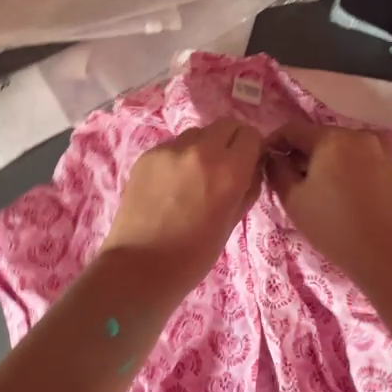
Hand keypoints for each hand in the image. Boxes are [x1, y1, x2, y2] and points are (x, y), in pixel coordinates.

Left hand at [101, 117, 264, 291]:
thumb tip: (252, 167)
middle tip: (223, 167)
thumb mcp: (232, 222)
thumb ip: (246, 188)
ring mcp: (171, 149)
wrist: (140, 266)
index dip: (251, 148)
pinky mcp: (148, 154)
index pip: (251, 135)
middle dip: (230, 141)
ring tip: (193, 177)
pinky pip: (173, 146)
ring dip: (203, 147)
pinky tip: (170, 184)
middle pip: (226, 125)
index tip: (246, 163)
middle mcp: (202, 150)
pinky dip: (178, 158)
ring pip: (198, 133)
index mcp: (229, 170)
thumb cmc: (194, 255)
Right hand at [265, 122, 391, 288]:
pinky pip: (358, 156)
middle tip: (288, 179)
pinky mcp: (390, 163)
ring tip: (315, 187)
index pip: (293, 129)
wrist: (386, 255)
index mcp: (331, 138)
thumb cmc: (334, 227)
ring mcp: (377, 148)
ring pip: (339, 146)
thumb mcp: (293, 199)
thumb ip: (276, 170)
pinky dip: (344, 165)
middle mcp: (356, 134)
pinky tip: (339, 189)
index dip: (275, 142)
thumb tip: (273, 156)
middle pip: (318, 136)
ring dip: (322, 159)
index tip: (265, 160)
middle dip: (300, 153)